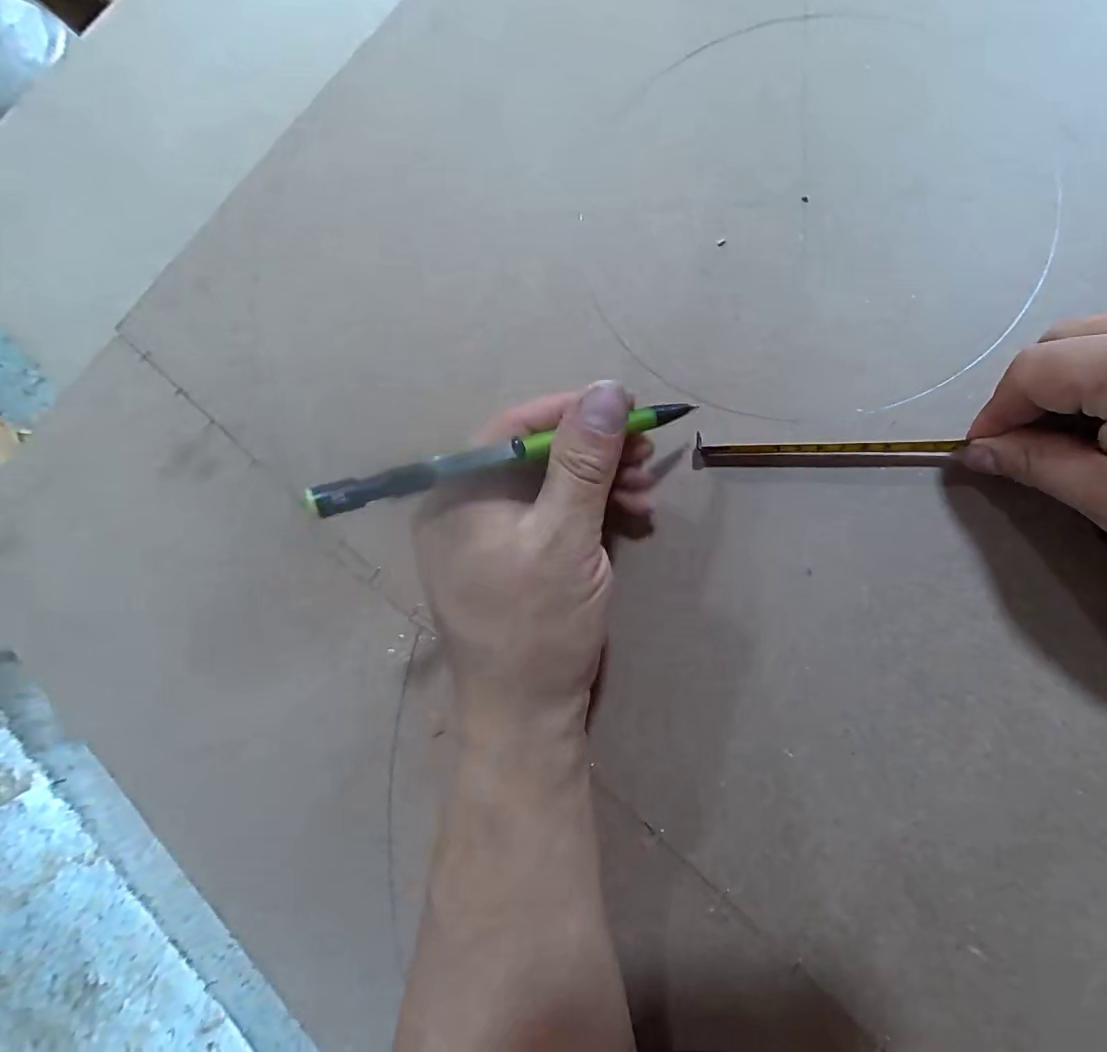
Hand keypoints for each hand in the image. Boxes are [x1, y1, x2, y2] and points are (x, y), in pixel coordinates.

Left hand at [414, 381, 659, 745]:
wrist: (528, 717)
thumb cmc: (539, 627)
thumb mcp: (567, 536)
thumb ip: (585, 461)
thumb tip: (608, 389)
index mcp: (459, 495)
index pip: (516, 427)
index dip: (574, 411)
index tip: (628, 410)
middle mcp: (468, 507)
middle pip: (539, 455)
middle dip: (598, 453)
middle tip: (647, 456)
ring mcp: (493, 535)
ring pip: (554, 487)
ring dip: (604, 484)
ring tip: (647, 496)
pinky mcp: (519, 558)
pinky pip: (557, 518)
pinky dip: (596, 514)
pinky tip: (633, 520)